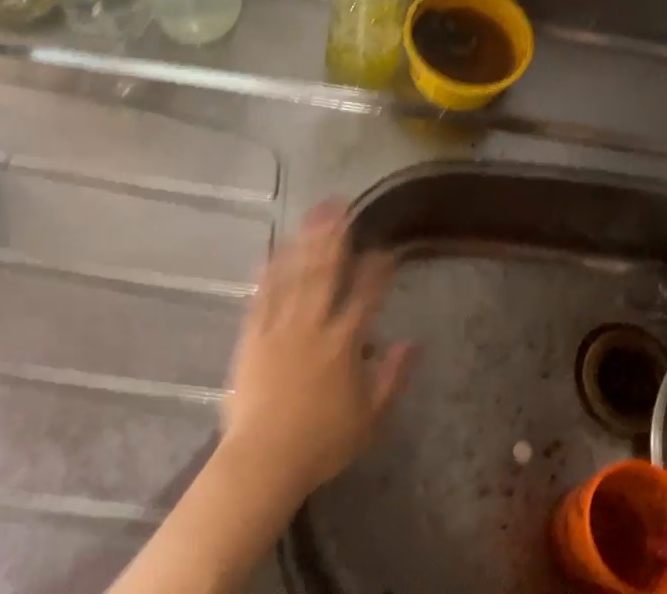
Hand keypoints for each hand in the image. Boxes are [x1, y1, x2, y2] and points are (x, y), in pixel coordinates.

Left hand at [222, 202, 411, 496]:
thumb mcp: (370, 417)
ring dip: (305, 241)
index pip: (366, 296)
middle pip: (327, 272)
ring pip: (295, 275)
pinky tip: (272, 249)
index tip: (385, 249)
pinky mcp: (252, 336)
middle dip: (336, 237)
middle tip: (341, 207)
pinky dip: (268, 270)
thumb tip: (414, 343)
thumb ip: (392, 376)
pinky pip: (261, 295)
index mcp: (344, 343)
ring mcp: (279, 327)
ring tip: (313, 214)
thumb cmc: (322, 443)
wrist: (264, 459)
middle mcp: (313, 326)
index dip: (377, 271)